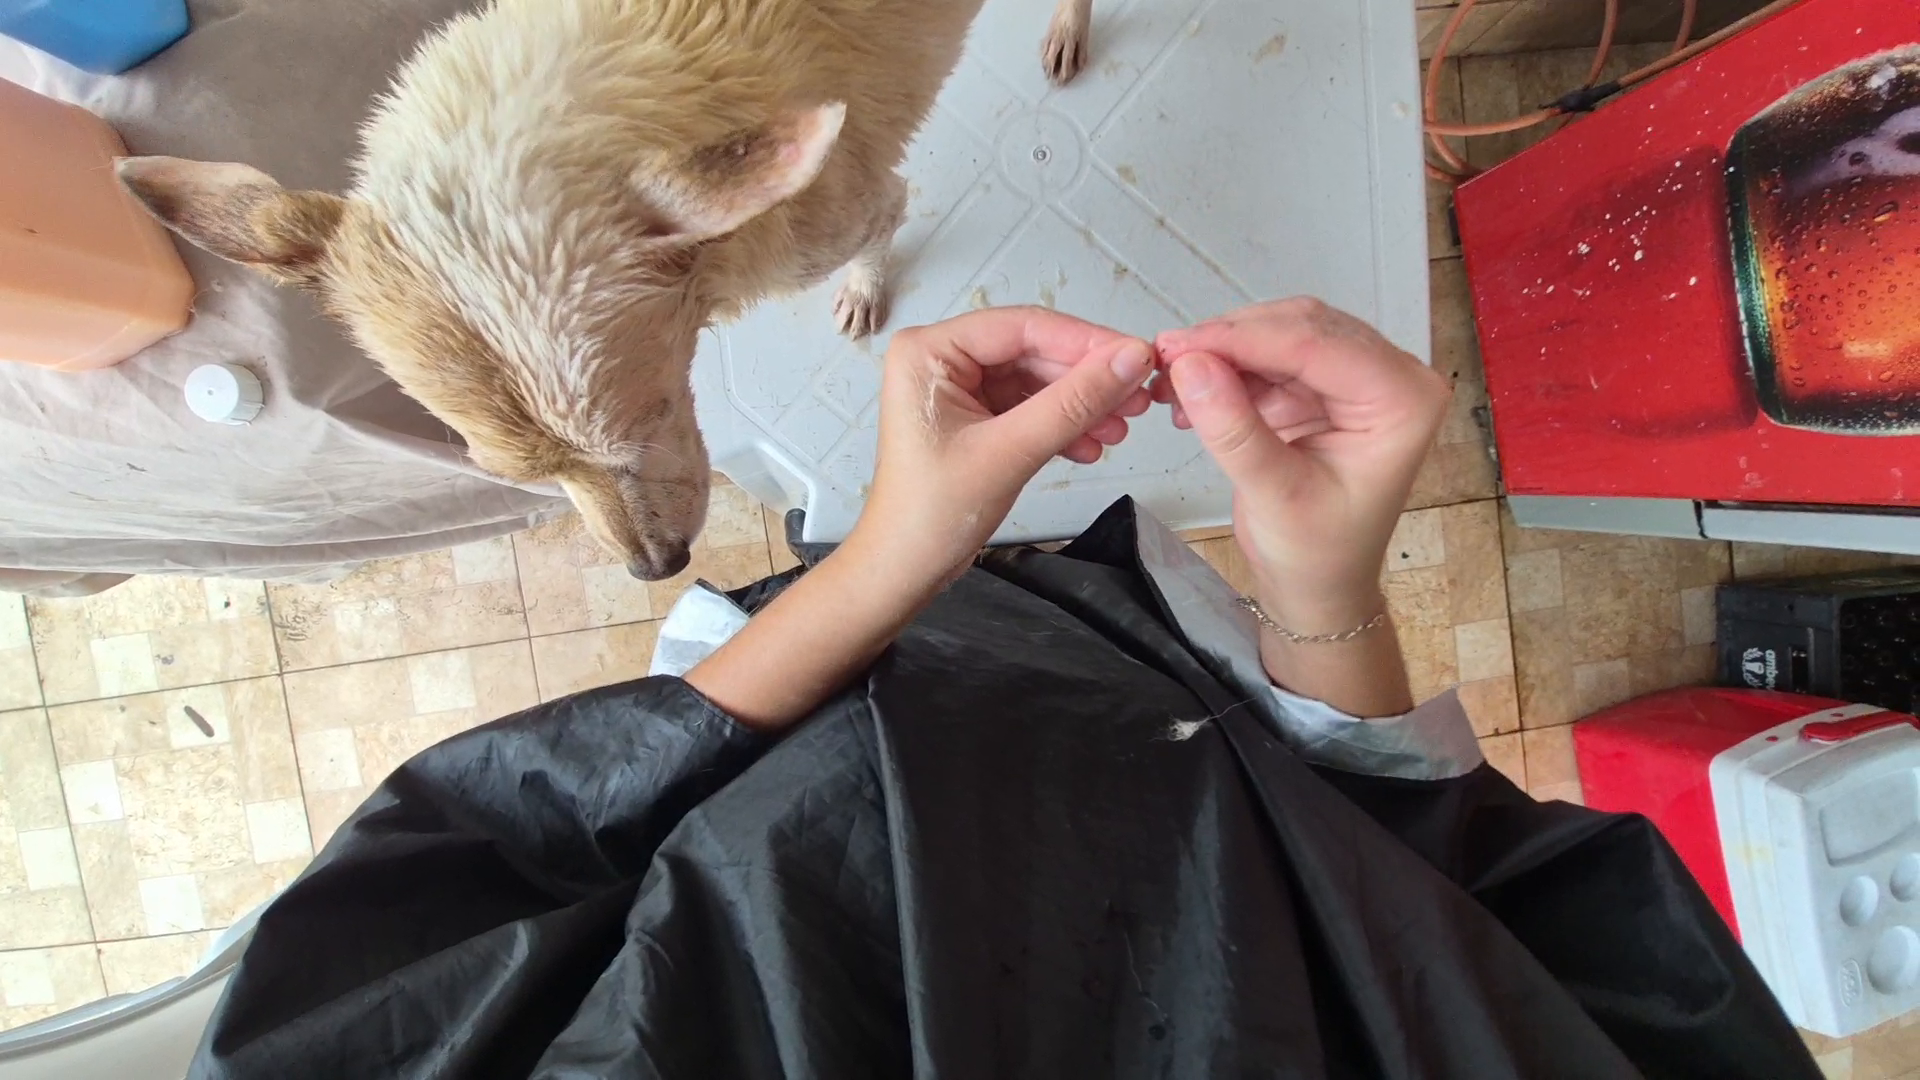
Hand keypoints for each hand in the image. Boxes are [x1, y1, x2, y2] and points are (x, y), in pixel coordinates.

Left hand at [849, 306, 1154, 583]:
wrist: (906, 568)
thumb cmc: (932, 513)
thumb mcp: (1010, 452)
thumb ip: (1073, 402)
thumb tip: (1132, 359)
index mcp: (930, 352)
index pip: (1022, 328)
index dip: (1085, 342)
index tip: (1138, 356)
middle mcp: (942, 361)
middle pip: (1033, 354)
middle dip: (1087, 380)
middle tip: (1138, 398)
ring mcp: (959, 392)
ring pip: (1036, 384)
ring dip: (1080, 406)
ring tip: (1120, 430)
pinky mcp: (975, 420)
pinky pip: (1028, 410)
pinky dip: (1061, 427)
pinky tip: (1090, 447)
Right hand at [1154, 298, 1450, 633]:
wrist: (1316, 584)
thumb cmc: (1313, 553)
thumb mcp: (1272, 494)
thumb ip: (1233, 429)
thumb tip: (1188, 365)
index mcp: (1402, 400)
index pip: (1317, 346)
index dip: (1242, 339)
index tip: (1178, 346)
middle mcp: (1387, 377)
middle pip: (1301, 328)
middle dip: (1229, 338)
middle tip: (1166, 355)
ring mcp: (1353, 381)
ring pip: (1280, 336)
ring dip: (1222, 352)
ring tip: (1171, 378)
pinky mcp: (1319, 391)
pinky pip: (1267, 361)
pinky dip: (1225, 371)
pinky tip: (1190, 395)